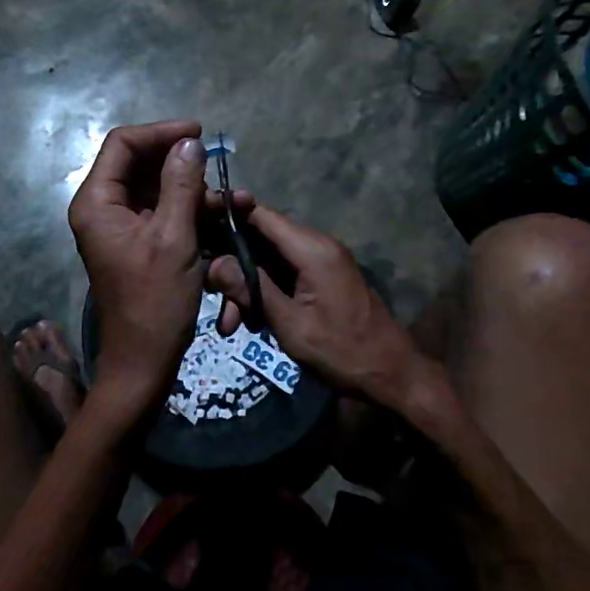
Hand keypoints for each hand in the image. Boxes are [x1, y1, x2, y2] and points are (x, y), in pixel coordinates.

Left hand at [67, 120, 214, 414]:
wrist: (143, 362)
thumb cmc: (155, 302)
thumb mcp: (175, 239)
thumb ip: (182, 185)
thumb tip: (190, 143)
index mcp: (97, 203)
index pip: (122, 144)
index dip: (160, 132)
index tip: (198, 134)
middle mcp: (101, 208)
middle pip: (139, 164)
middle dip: (180, 162)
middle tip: (216, 166)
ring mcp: (118, 226)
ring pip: (155, 188)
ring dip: (191, 188)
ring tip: (230, 199)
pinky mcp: (135, 241)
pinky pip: (161, 211)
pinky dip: (188, 210)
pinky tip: (221, 216)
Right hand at [207, 203, 421, 405]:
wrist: (393, 377)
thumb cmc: (342, 351)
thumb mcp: (289, 324)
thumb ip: (251, 289)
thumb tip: (214, 263)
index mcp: (311, 249)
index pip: (260, 213)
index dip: (227, 214)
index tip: (196, 226)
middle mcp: (317, 246)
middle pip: (260, 240)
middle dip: (233, 267)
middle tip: (214, 299)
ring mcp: (320, 262)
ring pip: (268, 261)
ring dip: (247, 287)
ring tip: (233, 325)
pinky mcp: (322, 278)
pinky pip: (283, 274)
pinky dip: (264, 293)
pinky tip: (253, 323)